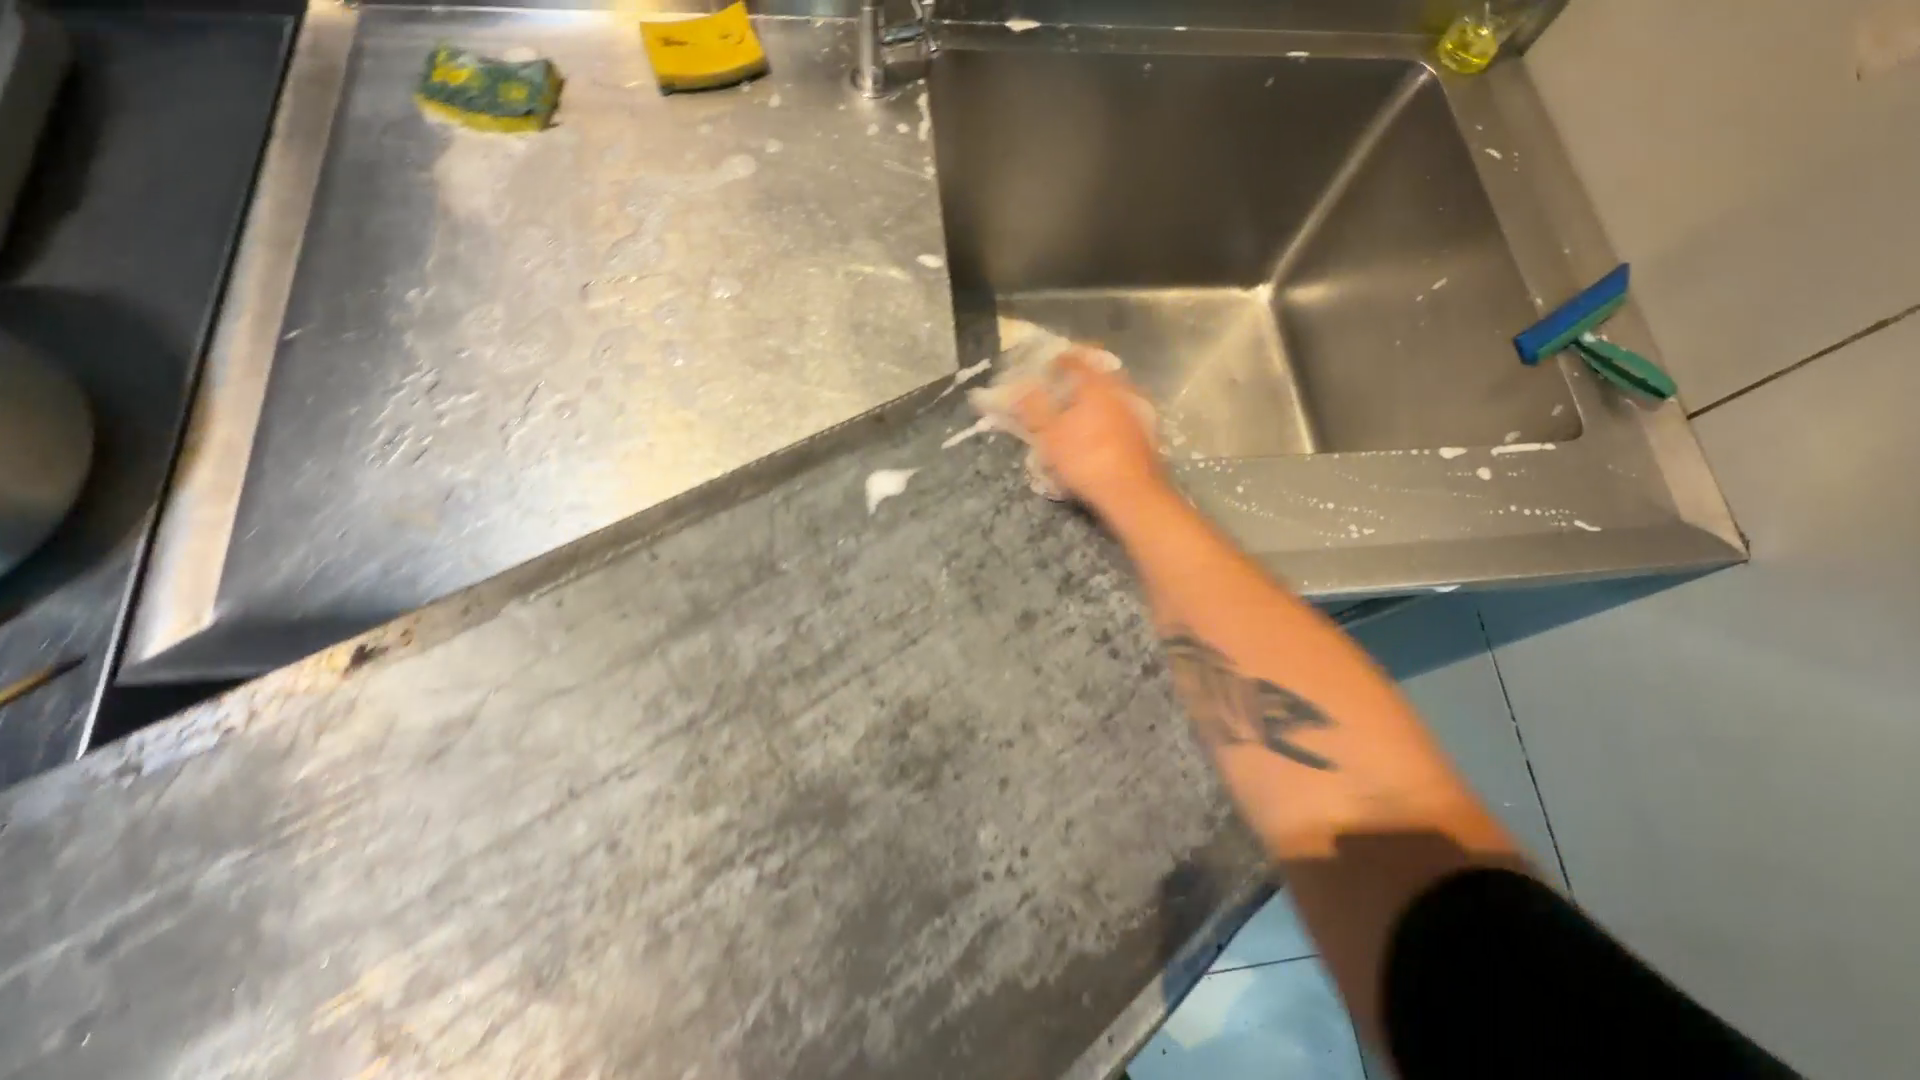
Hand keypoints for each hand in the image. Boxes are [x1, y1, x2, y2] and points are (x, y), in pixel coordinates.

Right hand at [1013, 348, 1166, 515]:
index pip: (1075, 359)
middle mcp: (1120, 390)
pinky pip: (1121, 414)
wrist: (1131, 492)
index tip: (1046, 366)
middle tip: (1061, 388)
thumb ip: (1032, 407)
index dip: (1058, 360)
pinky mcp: (1145, 432)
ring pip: (1111, 395)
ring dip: (1094, 399)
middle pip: (1097, 375)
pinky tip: (1097, 434)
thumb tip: (1018, 387)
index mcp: (1096, 384)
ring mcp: (1136, 411)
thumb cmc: (1086, 459)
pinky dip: (1107, 417)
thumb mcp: (1049, 435)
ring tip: (1077, 413)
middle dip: (1078, 380)